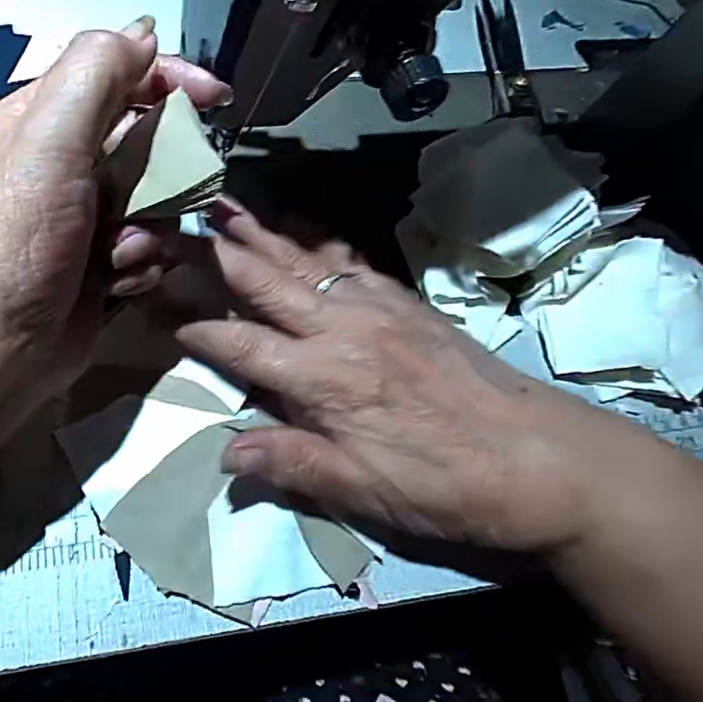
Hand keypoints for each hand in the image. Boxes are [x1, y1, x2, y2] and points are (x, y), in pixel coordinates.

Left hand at [0, 18, 230, 450]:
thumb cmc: (11, 245)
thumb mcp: (45, 146)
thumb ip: (94, 77)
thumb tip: (143, 31)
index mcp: (48, 118)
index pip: (123, 71)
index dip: (172, 78)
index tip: (215, 99)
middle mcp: (71, 161)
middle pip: (154, 139)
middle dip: (165, 173)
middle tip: (151, 200)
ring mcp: (91, 215)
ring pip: (162, 199)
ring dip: (152, 229)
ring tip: (117, 257)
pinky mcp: (107, 261)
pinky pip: (155, 245)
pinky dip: (144, 264)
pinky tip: (117, 283)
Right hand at [173, 205, 651, 552]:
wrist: (537, 456)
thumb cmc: (444, 485)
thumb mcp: (364, 492)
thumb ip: (292, 464)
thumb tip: (226, 454)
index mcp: (323, 380)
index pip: (242, 346)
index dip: (199, 329)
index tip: (165, 312)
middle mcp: (344, 330)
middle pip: (268, 282)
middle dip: (220, 252)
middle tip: (182, 218)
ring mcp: (380, 310)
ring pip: (307, 263)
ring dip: (265, 236)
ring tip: (231, 208)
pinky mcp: (411, 305)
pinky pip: (354, 265)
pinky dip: (322, 247)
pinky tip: (311, 238)